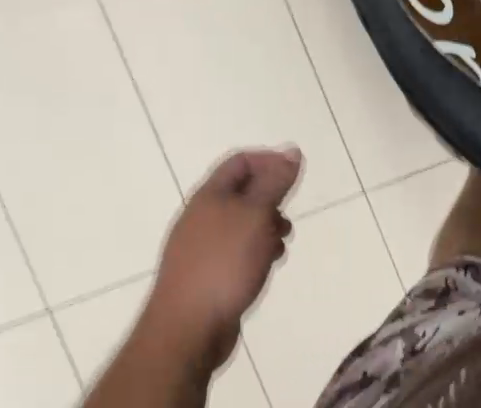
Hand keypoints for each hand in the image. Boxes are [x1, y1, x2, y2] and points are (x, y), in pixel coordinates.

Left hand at [143, 148, 301, 370]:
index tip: (295, 175)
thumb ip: (275, 182)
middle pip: (242, 192)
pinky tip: (266, 265)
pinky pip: (236, 250)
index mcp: (210, 196)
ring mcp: (201, 247)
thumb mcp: (257, 215)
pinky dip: (255, 251)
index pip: (241, 161)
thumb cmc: (224, 264)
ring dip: (266, 227)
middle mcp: (202, 216)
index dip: (270, 160)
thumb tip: (292, 151)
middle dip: (271, 199)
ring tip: (282, 243)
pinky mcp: (205, 274)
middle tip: (289, 215)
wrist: (185, 330)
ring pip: (242, 224)